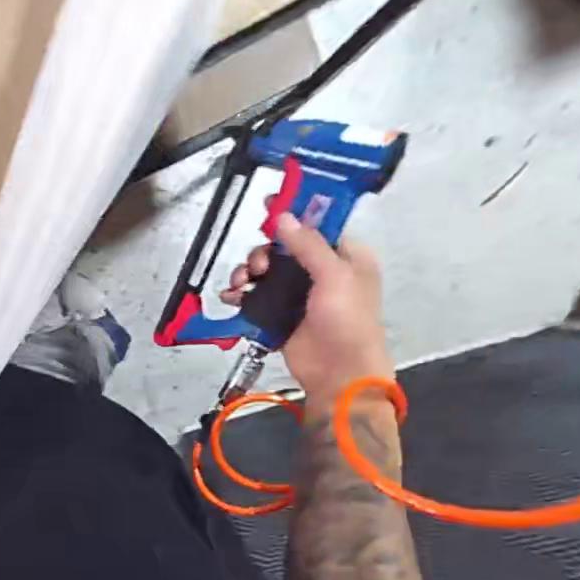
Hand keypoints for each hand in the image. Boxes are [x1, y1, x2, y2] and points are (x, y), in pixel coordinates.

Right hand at [222, 213, 392, 406]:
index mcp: (345, 257)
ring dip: (249, 273)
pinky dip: (243, 295)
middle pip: (284, 248)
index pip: (317, 225)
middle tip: (257, 267)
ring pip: (267, 272)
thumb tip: (283, 216)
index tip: (269, 205)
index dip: (294, 214)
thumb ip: (307, 245)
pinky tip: (232, 297)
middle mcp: (322, 272)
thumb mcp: (334, 276)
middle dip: (264, 253)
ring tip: (240, 284)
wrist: (338, 374)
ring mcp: (299, 295)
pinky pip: (257, 297)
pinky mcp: (280, 316)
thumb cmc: (347, 321)